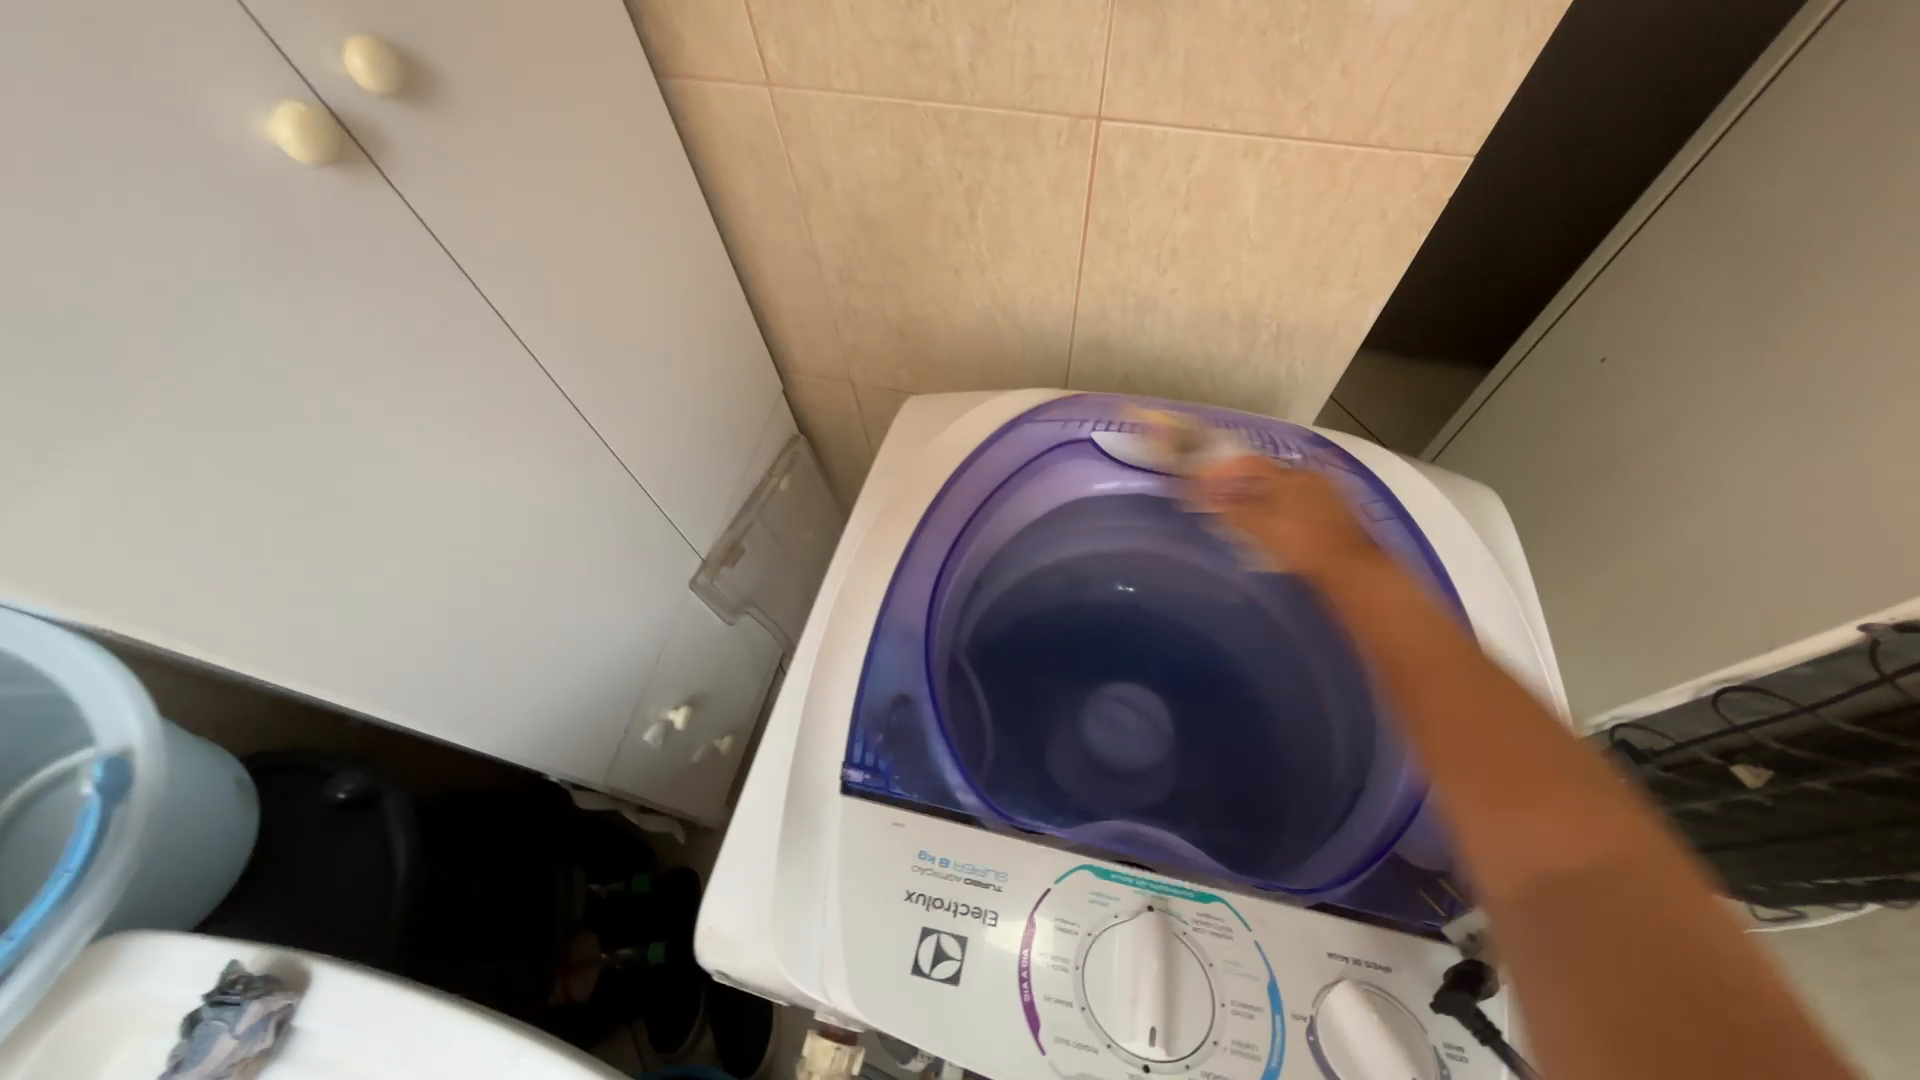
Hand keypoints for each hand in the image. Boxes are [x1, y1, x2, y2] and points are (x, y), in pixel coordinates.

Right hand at [1187, 454, 1381, 579]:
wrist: (1350, 569)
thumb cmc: (1300, 542)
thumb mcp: (1258, 524)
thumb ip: (1230, 507)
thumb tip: (1204, 492)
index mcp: (1288, 475)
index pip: (1248, 463)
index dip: (1223, 470)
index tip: (1204, 481)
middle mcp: (1308, 478)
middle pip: (1266, 476)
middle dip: (1240, 485)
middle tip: (1220, 499)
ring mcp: (1325, 496)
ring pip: (1283, 491)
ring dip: (1259, 499)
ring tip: (1242, 516)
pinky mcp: (1335, 516)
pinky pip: (1297, 506)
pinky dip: (1278, 512)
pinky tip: (1272, 528)